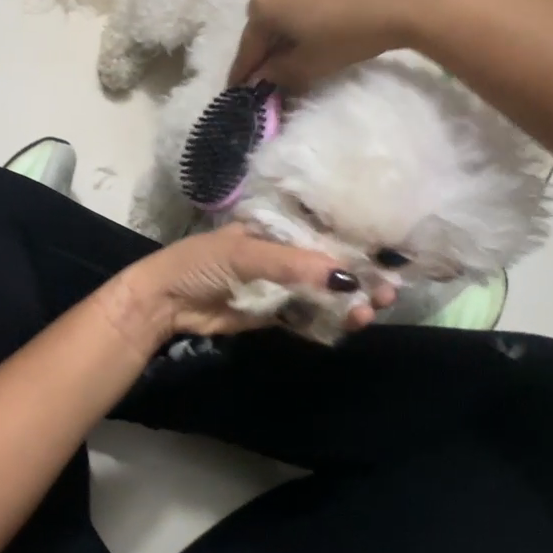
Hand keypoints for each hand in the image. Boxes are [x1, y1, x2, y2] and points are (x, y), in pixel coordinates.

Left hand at [111, 224, 393, 342]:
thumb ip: (292, 265)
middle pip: (331, 264)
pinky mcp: (273, 313)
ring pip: (324, 292)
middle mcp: (283, 253)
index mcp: (276, 228)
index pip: (325, 231)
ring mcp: (280, 284)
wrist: (163, 303)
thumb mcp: (244, 253)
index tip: (388, 257)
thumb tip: (345, 277)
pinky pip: (308, 316)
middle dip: (361, 278)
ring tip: (368, 312)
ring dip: (349, 302)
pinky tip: (349, 324)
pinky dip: (329, 320)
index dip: (356, 243)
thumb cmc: (198, 263)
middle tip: (388, 293)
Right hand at [227, 0, 455, 90]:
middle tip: (283, 52)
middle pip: (261, 5)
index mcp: (265, 6)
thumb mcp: (313, 65)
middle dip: (265, 28)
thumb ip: (281, 72)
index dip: (245, 69)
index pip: (248, 45)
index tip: (242, 86)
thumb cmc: (355, 33)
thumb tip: (263, 74)